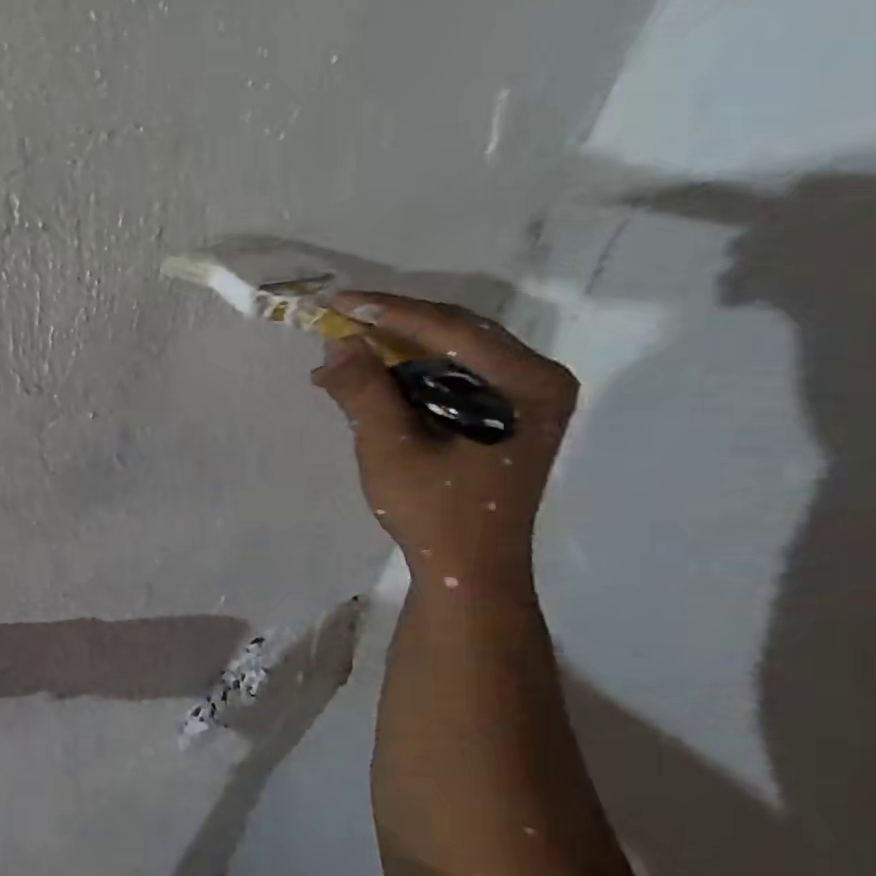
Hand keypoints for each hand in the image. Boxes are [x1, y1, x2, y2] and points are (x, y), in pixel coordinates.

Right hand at [311, 292, 577, 591]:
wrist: (469, 572)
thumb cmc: (436, 514)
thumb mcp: (390, 449)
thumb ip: (364, 391)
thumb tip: (337, 343)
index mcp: (529, 383)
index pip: (451, 329)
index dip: (389, 312)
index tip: (338, 303)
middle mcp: (538, 380)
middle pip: (457, 333)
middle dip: (392, 328)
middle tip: (340, 321)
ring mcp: (526, 398)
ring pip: (453, 353)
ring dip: (398, 351)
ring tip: (347, 354)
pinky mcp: (507, 416)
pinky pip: (455, 377)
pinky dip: (411, 375)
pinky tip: (375, 380)